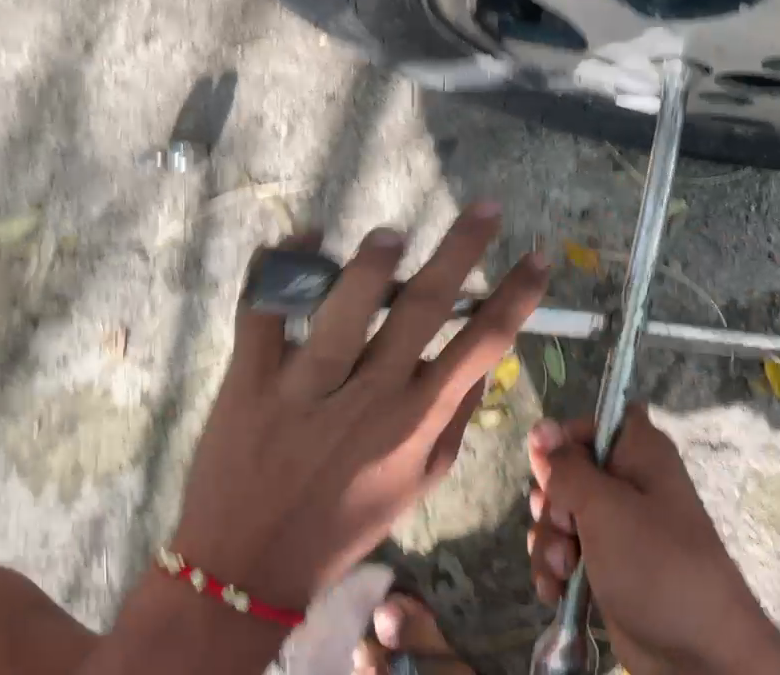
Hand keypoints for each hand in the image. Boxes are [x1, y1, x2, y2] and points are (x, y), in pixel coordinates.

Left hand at [171, 205, 549, 611]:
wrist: (243, 571)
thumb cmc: (348, 521)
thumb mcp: (423, 480)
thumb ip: (457, 417)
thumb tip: (483, 357)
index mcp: (415, 421)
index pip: (482, 345)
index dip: (515, 297)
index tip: (536, 259)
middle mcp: (366, 398)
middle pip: (422, 309)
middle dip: (461, 252)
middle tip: (485, 209)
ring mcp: (300, 389)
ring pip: (342, 310)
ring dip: (372, 264)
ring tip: (394, 233)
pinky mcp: (244, 385)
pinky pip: (261, 317)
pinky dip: (277, 272)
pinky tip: (302, 236)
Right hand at [525, 407, 779, 674]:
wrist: (694, 645)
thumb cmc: (654, 562)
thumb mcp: (604, 508)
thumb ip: (568, 469)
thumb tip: (541, 427)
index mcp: (641, 452)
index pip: (598, 421)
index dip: (568, 439)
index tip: (549, 468)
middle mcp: (630, 482)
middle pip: (570, 471)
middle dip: (552, 503)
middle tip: (565, 529)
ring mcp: (619, 526)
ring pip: (563, 516)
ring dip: (549, 544)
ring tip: (562, 571)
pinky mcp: (607, 565)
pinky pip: (567, 553)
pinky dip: (555, 571)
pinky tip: (555, 593)